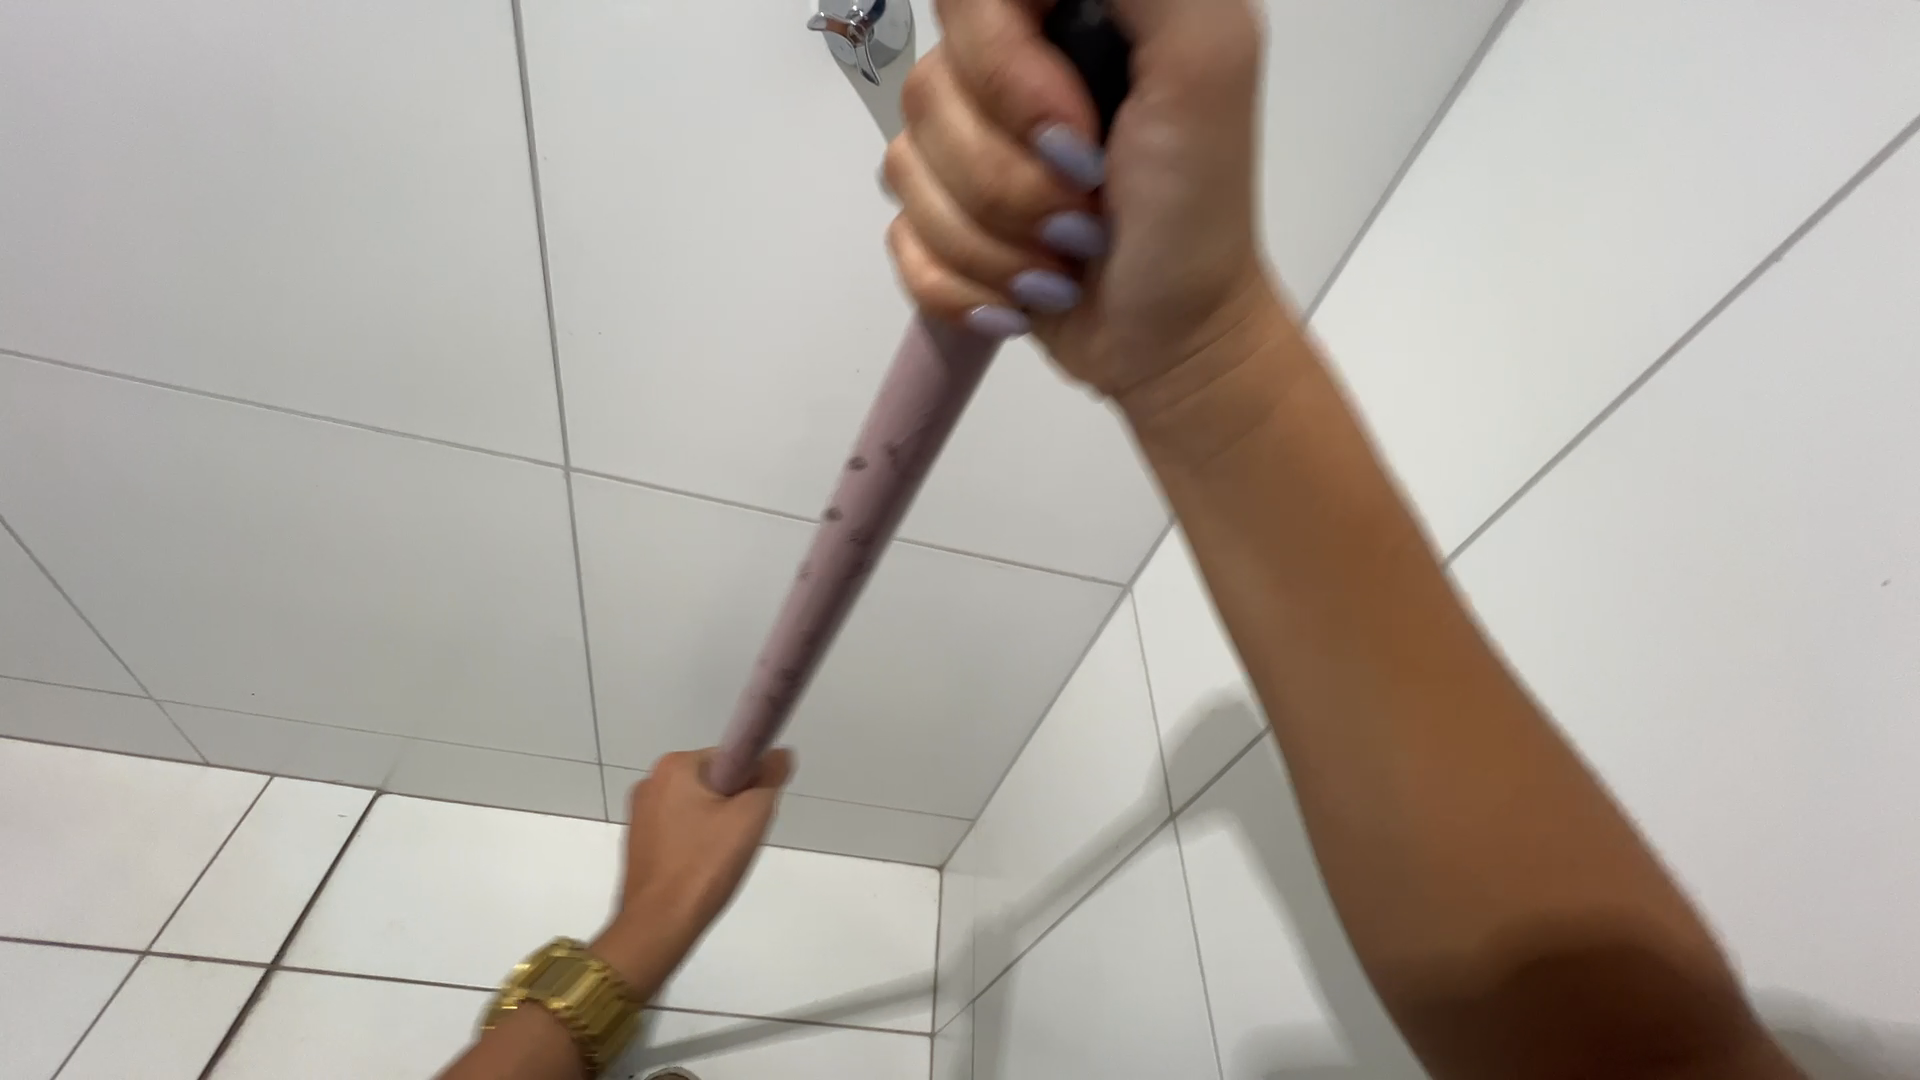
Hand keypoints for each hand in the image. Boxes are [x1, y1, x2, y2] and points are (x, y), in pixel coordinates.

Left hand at [591, 748, 794, 993]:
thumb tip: (780, 754)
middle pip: (716, 782)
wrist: (658, 928)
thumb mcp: (752, 815)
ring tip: (721, 859)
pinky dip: (697, 843)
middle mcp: (651, 781)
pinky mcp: (638, 843)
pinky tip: (703, 869)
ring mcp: (640, 814)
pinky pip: (681, 829)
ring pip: (699, 807)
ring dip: (717, 826)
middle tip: (741, 839)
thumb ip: (771, 777)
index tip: (754, 814)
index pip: (732, 758)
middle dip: (735, 806)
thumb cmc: (705, 865)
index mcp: (674, 766)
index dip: (752, 783)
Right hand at [885, 0, 1277, 417]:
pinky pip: (903, 245)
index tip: (1077, 142)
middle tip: (1085, 221)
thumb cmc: (1195, 216)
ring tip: (1062, 268)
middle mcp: (1002, 83)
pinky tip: (1022, 302)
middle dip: (1012, 186)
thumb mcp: (1207, 62)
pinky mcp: (944, 230)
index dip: (1002, 76)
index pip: (965, 0)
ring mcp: (966, 160)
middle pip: (928, 97)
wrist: (1169, 341)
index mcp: (1058, 24)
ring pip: (908, 179)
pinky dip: (966, 291)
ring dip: (995, 249)